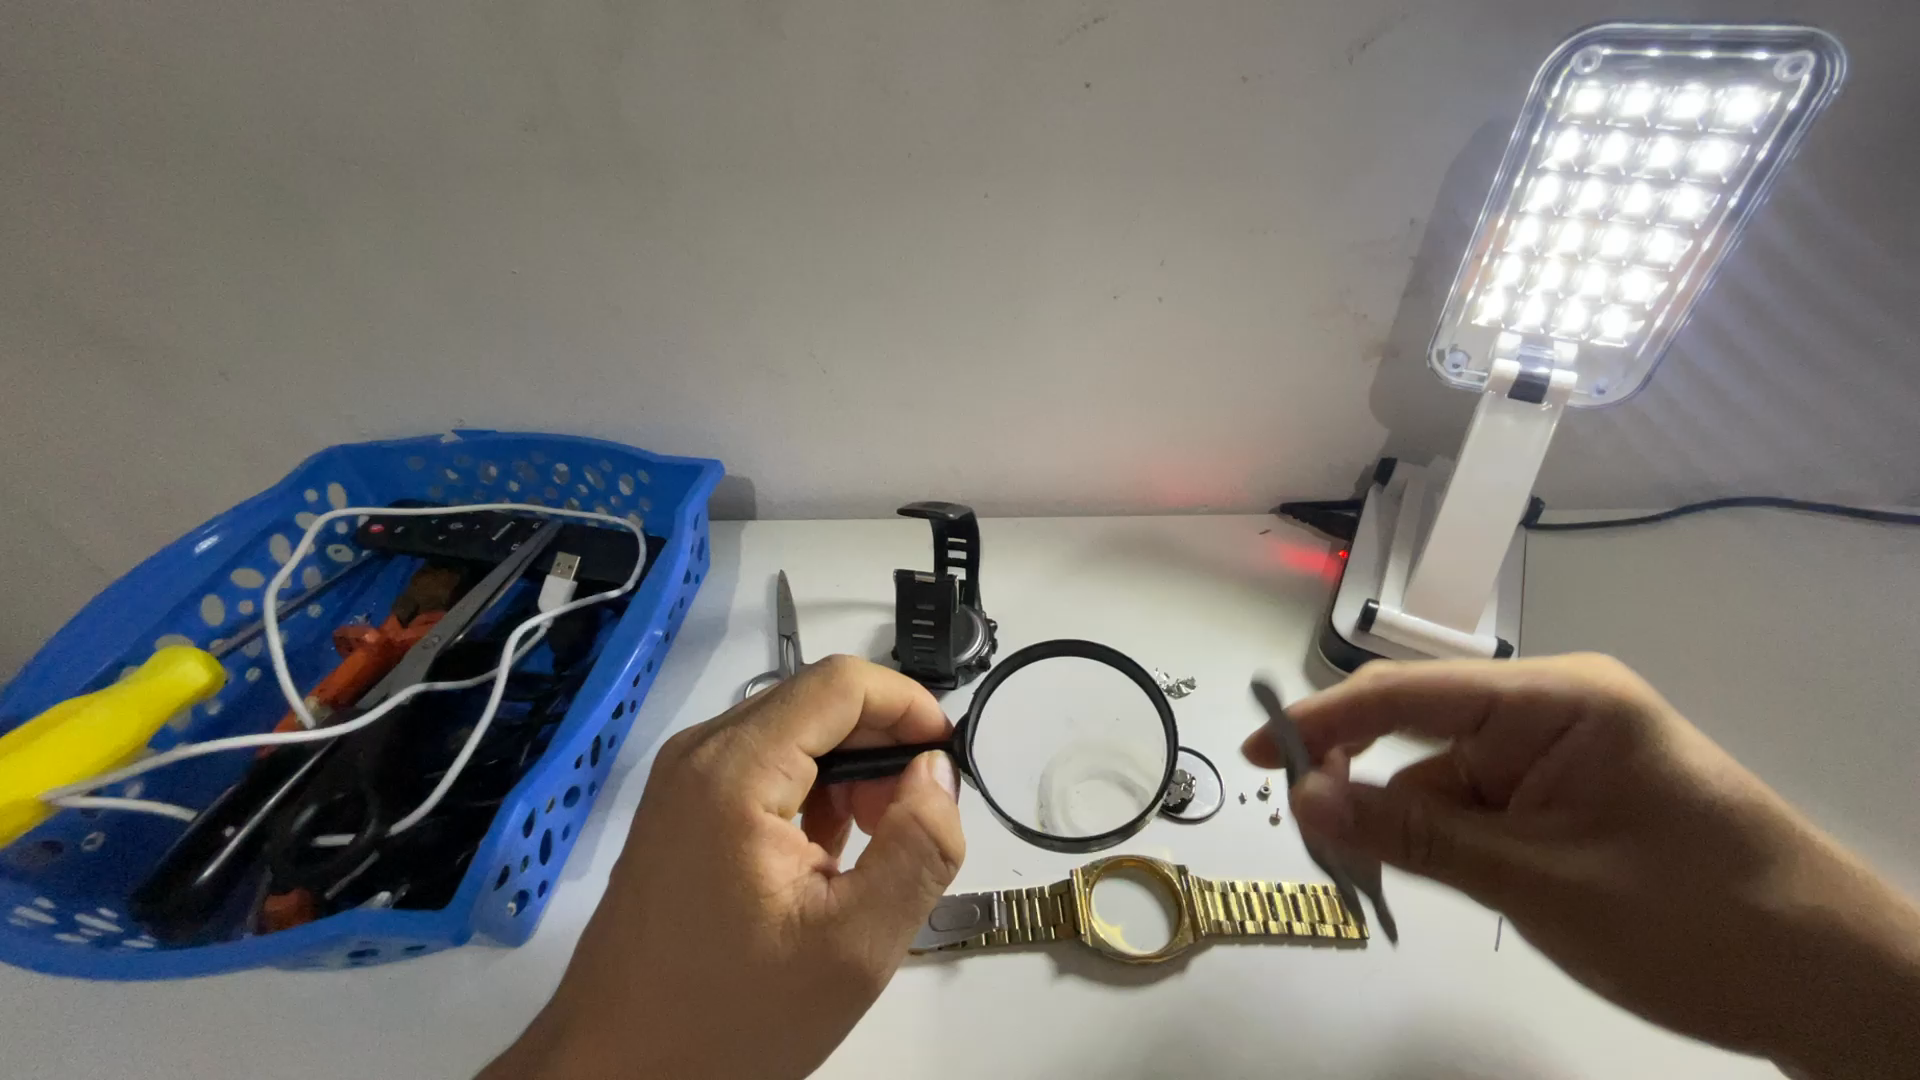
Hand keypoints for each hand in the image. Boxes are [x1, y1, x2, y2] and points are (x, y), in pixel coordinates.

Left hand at [485, 655, 963, 1079]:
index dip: (907, 704)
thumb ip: (919, 848)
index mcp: (736, 770)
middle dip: (883, 743)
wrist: (613, 1076)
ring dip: (852, 769)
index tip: (945, 757)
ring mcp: (688, 775)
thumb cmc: (728, 1020)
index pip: (841, 683)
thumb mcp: (854, 948)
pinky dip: (816, 788)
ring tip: (877, 841)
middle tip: (914, 816)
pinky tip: (830, 852)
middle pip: (818, 701)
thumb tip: (936, 771)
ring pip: (797, 730)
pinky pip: (769, 763)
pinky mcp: (685, 803)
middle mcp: (704, 751)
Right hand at [1244, 654, 1919, 1078]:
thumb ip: (1413, 835)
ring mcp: (1547, 750)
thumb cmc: (1710, 927)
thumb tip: (1301, 799)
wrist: (1852, 1000)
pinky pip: (1460, 799)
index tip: (1257, 751)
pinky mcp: (1549, 791)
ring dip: (1391, 814)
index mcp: (1556, 699)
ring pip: (1429, 770)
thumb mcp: (1541, 883)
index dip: (1324, 718)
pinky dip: (1426, 832)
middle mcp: (1545, 708)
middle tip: (1308, 823)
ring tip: (1362, 864)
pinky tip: (1416, 867)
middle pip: (1413, 724)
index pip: (1410, 692)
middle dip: (1356, 771)